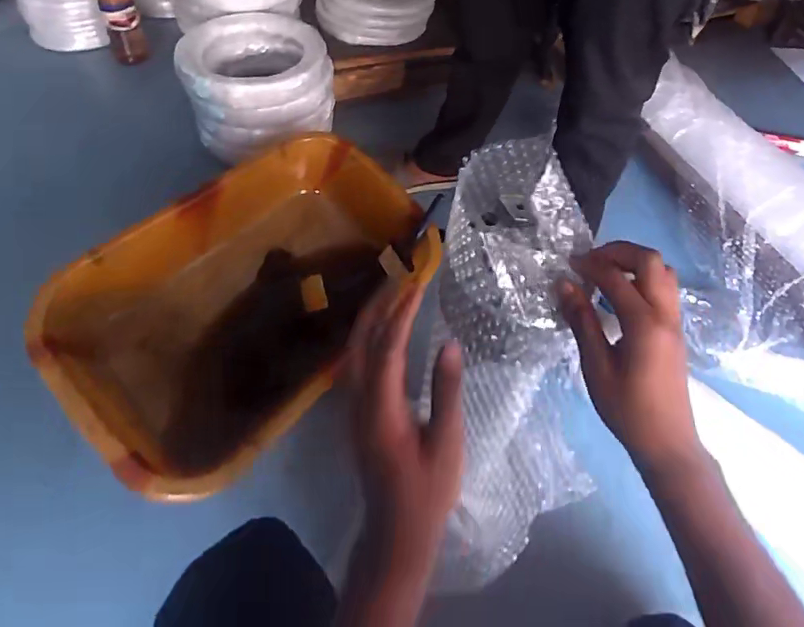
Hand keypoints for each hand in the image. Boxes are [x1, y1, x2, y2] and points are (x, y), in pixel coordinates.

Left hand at [346, 279, 464, 556]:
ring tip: (394, 287)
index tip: (418, 281)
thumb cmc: (426, 490)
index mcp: (381, 408)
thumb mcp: (446, 443)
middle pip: (361, 340)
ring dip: (372, 314)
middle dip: (380, 303)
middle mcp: (359, 402)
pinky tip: (385, 324)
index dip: (402, 312)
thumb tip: (449, 344)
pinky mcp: (357, 411)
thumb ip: (446, 391)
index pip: (388, 347)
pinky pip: (358, 359)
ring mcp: (353, 407)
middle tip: (402, 272)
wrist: (395, 533)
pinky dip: (370, 333)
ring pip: (355, 348)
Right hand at [556, 242, 705, 477]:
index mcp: (644, 323)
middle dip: (619, 251)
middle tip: (592, 261)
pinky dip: (644, 278)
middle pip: (650, 260)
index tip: (569, 263)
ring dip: (635, 262)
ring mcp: (675, 320)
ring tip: (606, 273)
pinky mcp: (676, 329)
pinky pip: (665, 287)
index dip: (591, 265)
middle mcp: (665, 314)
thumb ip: (582, 321)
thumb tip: (565, 284)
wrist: (667, 444)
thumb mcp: (596, 367)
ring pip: (663, 271)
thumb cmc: (628, 410)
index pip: (616, 278)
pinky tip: (621, 295)